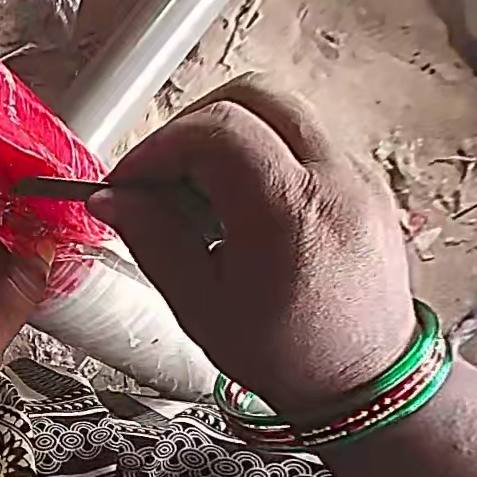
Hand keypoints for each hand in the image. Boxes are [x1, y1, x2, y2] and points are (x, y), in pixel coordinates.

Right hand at [87, 74, 414, 412]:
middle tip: (154, 176)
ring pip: (276, 112)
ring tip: (188, 192)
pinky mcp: (362, 183)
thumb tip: (109, 198)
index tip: (124, 184)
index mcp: (287, 210)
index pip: (214, 132)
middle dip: (186, 128)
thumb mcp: (196, 304)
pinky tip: (226, 204)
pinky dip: (248, 154)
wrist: (367, 379)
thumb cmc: (281, 351)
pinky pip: (296, 140)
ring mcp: (356, 174)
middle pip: (251, 97)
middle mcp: (333, 176)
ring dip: (217, 138)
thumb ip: (152, 239)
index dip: (154, 149)